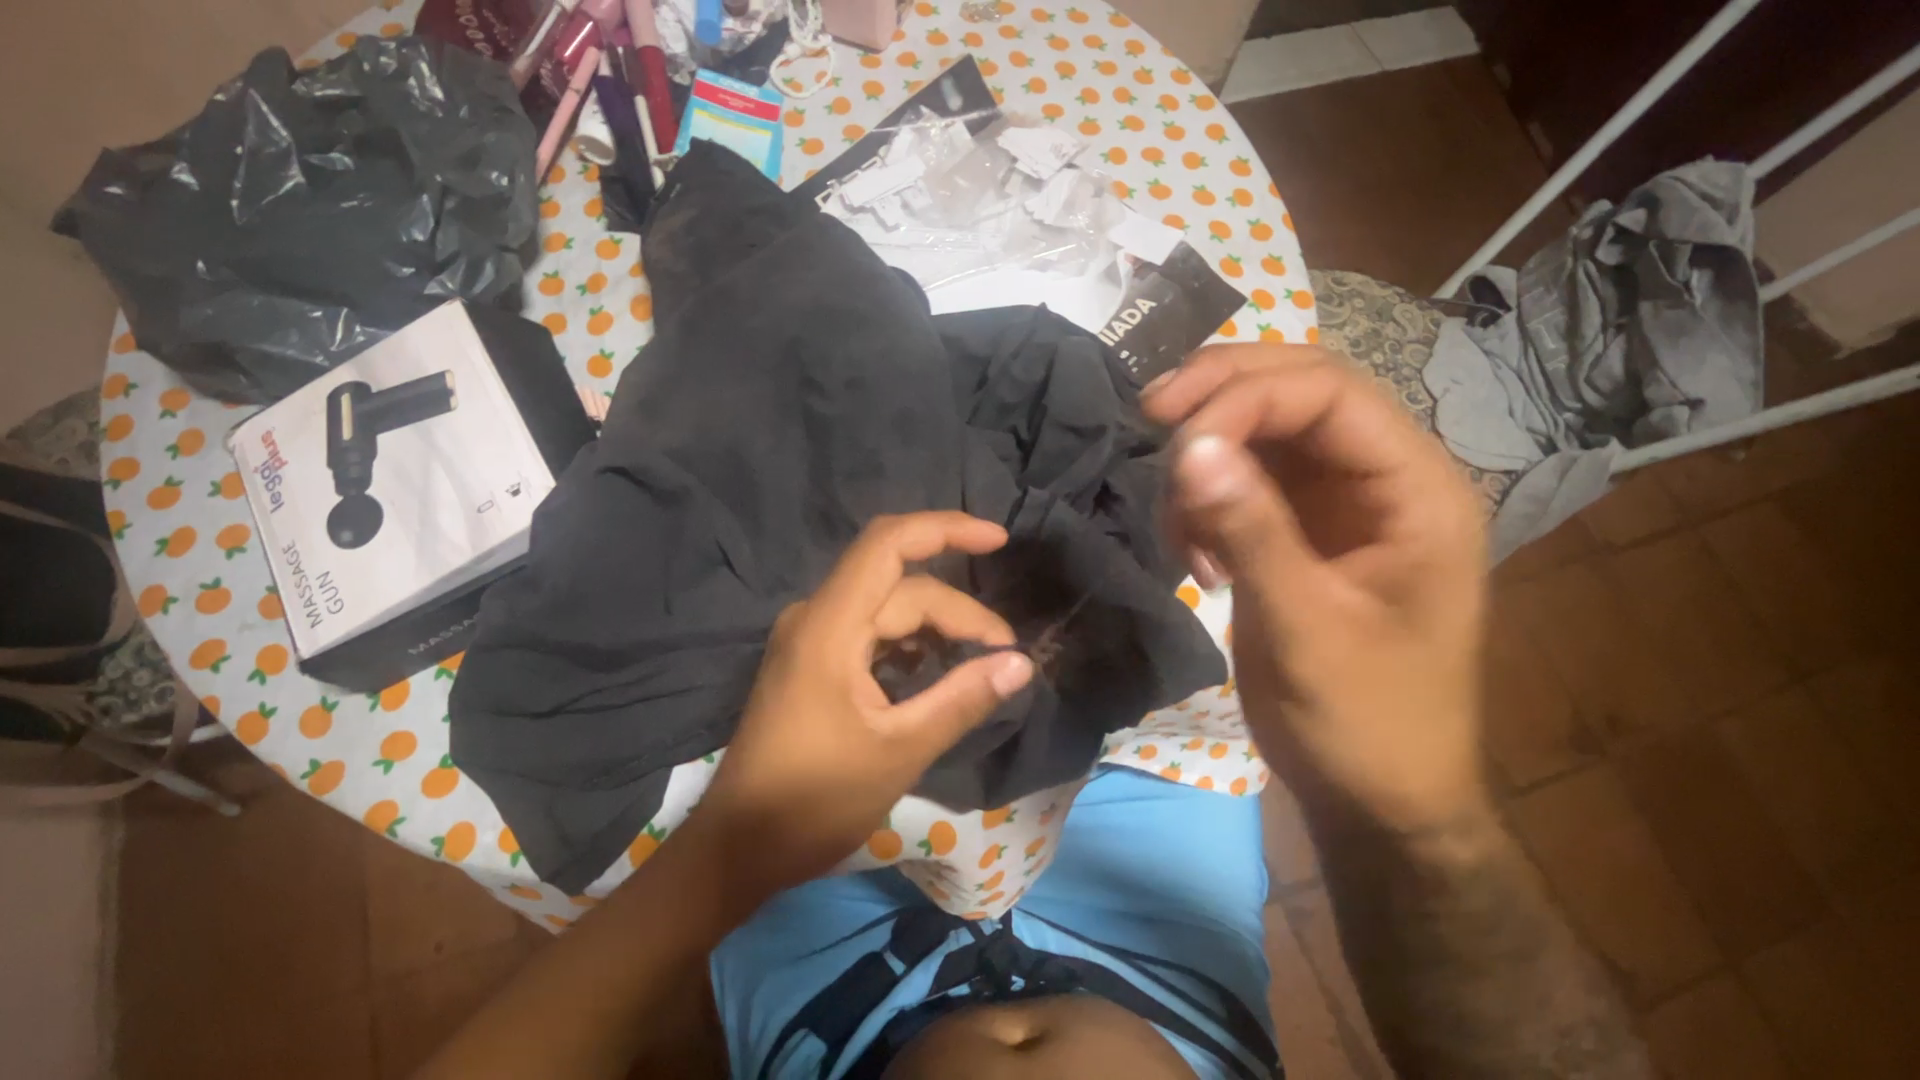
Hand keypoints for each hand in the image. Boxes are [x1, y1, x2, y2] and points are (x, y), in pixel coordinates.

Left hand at [694, 512, 1035, 897]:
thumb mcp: (901, 751)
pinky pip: (868, 633)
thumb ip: (962, 699)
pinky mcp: (809, 666)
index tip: (1000, 543)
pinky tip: (938, 672)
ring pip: (884, 609)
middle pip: (897, 586)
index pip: (888, 545)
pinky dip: (909, 643)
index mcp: (828, 627)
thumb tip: (1020, 663)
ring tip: (982, 660)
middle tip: (1005, 655)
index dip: (946, 529)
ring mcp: (808, 641)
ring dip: (935, 626)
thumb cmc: (815, 801)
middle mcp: (814, 619)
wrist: (739, 846)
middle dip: (957, 610)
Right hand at [1142, 345, 1490, 831]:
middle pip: (1300, 392)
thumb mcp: (1304, 629)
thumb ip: (1251, 532)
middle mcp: (1388, 479)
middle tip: (1148, 418)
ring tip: (1179, 528)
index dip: (1244, 395)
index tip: (1167, 432)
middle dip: (1220, 398)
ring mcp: (1347, 503)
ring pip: (1268, 431)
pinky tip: (1197, 554)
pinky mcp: (1310, 531)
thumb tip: (1188, 447)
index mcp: (1419, 490)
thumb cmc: (1364, 722)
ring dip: (1208, 455)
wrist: (1379, 800)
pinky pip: (1250, 480)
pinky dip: (1209, 498)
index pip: (1330, 393)